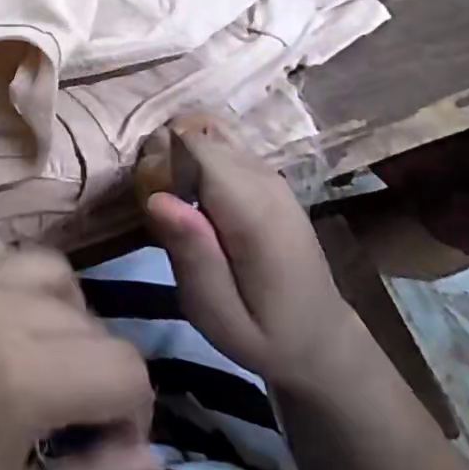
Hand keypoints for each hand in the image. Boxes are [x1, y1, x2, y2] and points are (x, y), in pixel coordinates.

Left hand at [0, 241, 159, 469]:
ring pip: (51, 269)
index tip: (108, 442)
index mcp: (23, 374)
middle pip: (92, 319)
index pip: (125, 368)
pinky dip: (13, 276)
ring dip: (63, 310)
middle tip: (73, 410)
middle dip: (97, 369)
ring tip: (41, 352)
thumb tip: (152, 459)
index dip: (134, 413)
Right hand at [139, 116, 359, 391]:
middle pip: (196, 133)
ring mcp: (269, 171)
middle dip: (164, 156)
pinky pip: (220, 142)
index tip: (147, 196)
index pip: (193, 145)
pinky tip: (193, 196)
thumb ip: (191, 255)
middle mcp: (263, 177)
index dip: (159, 159)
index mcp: (253, 208)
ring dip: (179, 154)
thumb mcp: (219, 314)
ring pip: (207, 131)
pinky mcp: (266, 174)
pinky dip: (196, 156)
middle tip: (156, 204)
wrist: (321, 339)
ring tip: (173, 198)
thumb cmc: (264, 334)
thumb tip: (156, 198)